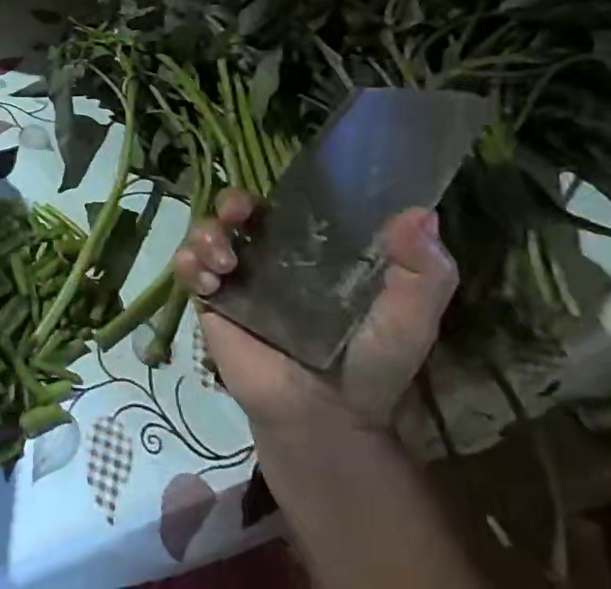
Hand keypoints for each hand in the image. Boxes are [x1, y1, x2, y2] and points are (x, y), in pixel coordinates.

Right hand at [173, 190, 457, 435]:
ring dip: (206, 235)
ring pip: (206, 233)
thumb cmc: (370, 366)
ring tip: (223, 263)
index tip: (272, 198)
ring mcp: (237, 279)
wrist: (324, 419)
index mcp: (312, 252)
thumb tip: (422, 212)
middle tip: (234, 217)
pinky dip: (187, 264)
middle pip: (237, 210)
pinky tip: (206, 282)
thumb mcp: (410, 319)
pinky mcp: (211, 303)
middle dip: (230, 203)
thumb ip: (424, 271)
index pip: (286, 205)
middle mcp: (270, 258)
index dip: (277, 191)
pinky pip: (186, 268)